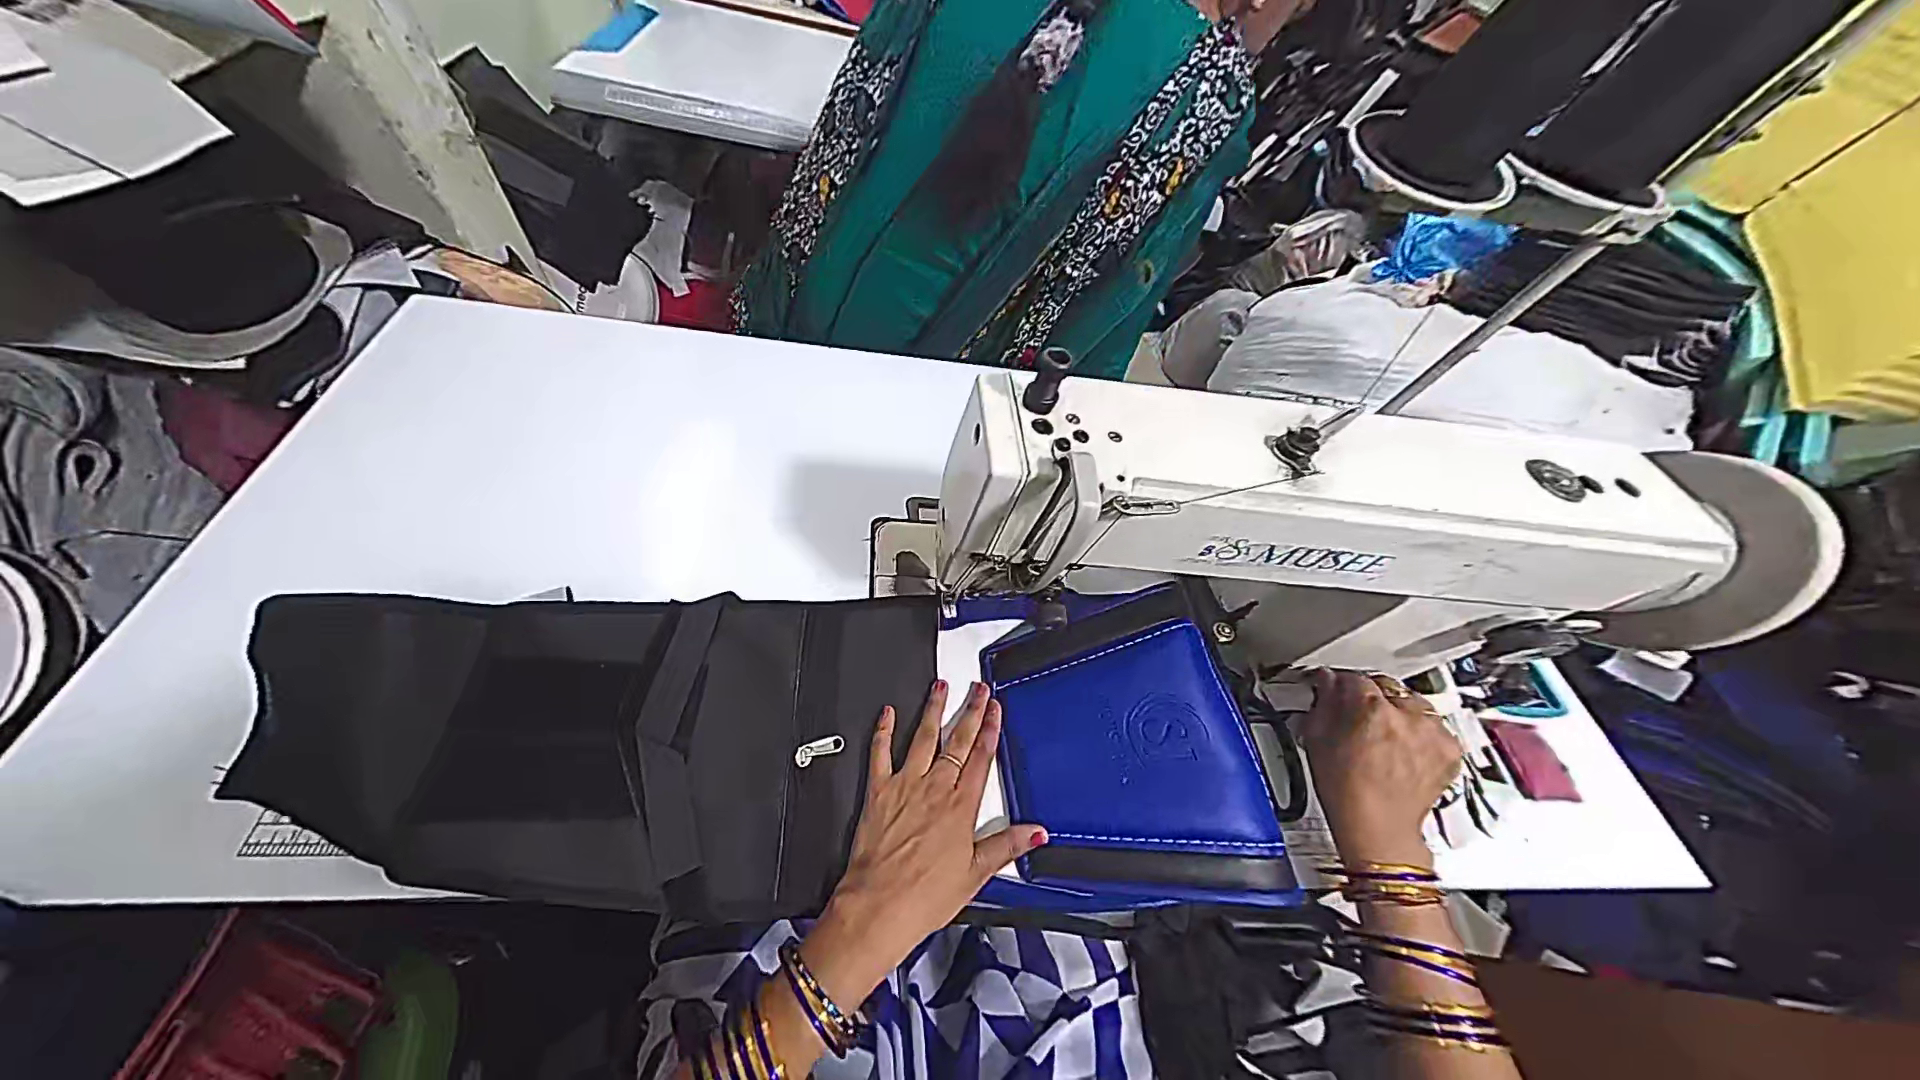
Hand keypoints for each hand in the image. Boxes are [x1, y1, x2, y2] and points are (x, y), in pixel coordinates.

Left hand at [801, 681, 1046, 1007]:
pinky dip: (883, 731)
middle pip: (958, 741)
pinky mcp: (879, 792)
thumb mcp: (975, 874)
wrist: (878, 906)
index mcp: (960, 808)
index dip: (990, 729)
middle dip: (970, 711)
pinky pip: (880, 753)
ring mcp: (905, 786)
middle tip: (978, 689)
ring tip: (940, 687)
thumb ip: (1006, 846)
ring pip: (923, 738)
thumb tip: (1035, 833)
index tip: (994, 709)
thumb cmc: (922, 896)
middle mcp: (934, 790)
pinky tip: (887, 714)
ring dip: (933, 710)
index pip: (981, 758)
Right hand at [1297, 669, 1460, 867]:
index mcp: (1371, 710)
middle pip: (1388, 686)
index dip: (1340, 682)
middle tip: (1358, 713)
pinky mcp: (1451, 749)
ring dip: (1398, 711)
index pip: (1355, 677)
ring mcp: (1434, 734)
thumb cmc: (1347, 790)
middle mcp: (1409, 717)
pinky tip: (1401, 745)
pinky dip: (1418, 730)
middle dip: (1371, 696)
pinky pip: (1432, 725)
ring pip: (1413, 703)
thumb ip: (1323, 701)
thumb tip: (1328, 682)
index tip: (1336, 688)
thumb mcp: (1317, 738)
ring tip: (1382, 733)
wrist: (1379, 826)